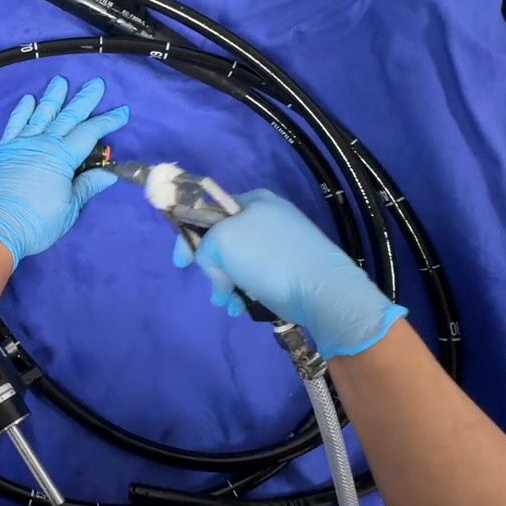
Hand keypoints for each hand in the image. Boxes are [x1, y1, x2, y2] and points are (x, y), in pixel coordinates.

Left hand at [0, 75, 128, 264]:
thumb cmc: (38, 221)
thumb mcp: (70, 208)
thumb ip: (87, 186)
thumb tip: (109, 173)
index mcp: (62, 157)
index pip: (90, 133)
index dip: (107, 121)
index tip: (122, 111)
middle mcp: (43, 144)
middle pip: (67, 117)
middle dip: (83, 100)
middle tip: (95, 83)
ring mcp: (22, 145)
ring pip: (41, 115)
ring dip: (52, 98)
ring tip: (60, 81)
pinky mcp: (4, 151)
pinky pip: (15, 125)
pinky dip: (22, 111)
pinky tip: (29, 99)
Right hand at [173, 188, 405, 356]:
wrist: (324, 293)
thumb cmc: (269, 260)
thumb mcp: (222, 241)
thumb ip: (204, 245)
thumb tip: (215, 265)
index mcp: (254, 200)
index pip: (208, 210)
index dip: (190, 235)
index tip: (181, 262)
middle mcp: (268, 217)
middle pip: (222, 239)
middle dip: (212, 267)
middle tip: (215, 288)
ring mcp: (281, 242)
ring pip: (237, 261)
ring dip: (226, 283)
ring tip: (229, 303)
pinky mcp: (290, 266)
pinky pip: (255, 274)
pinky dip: (244, 289)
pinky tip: (243, 304)